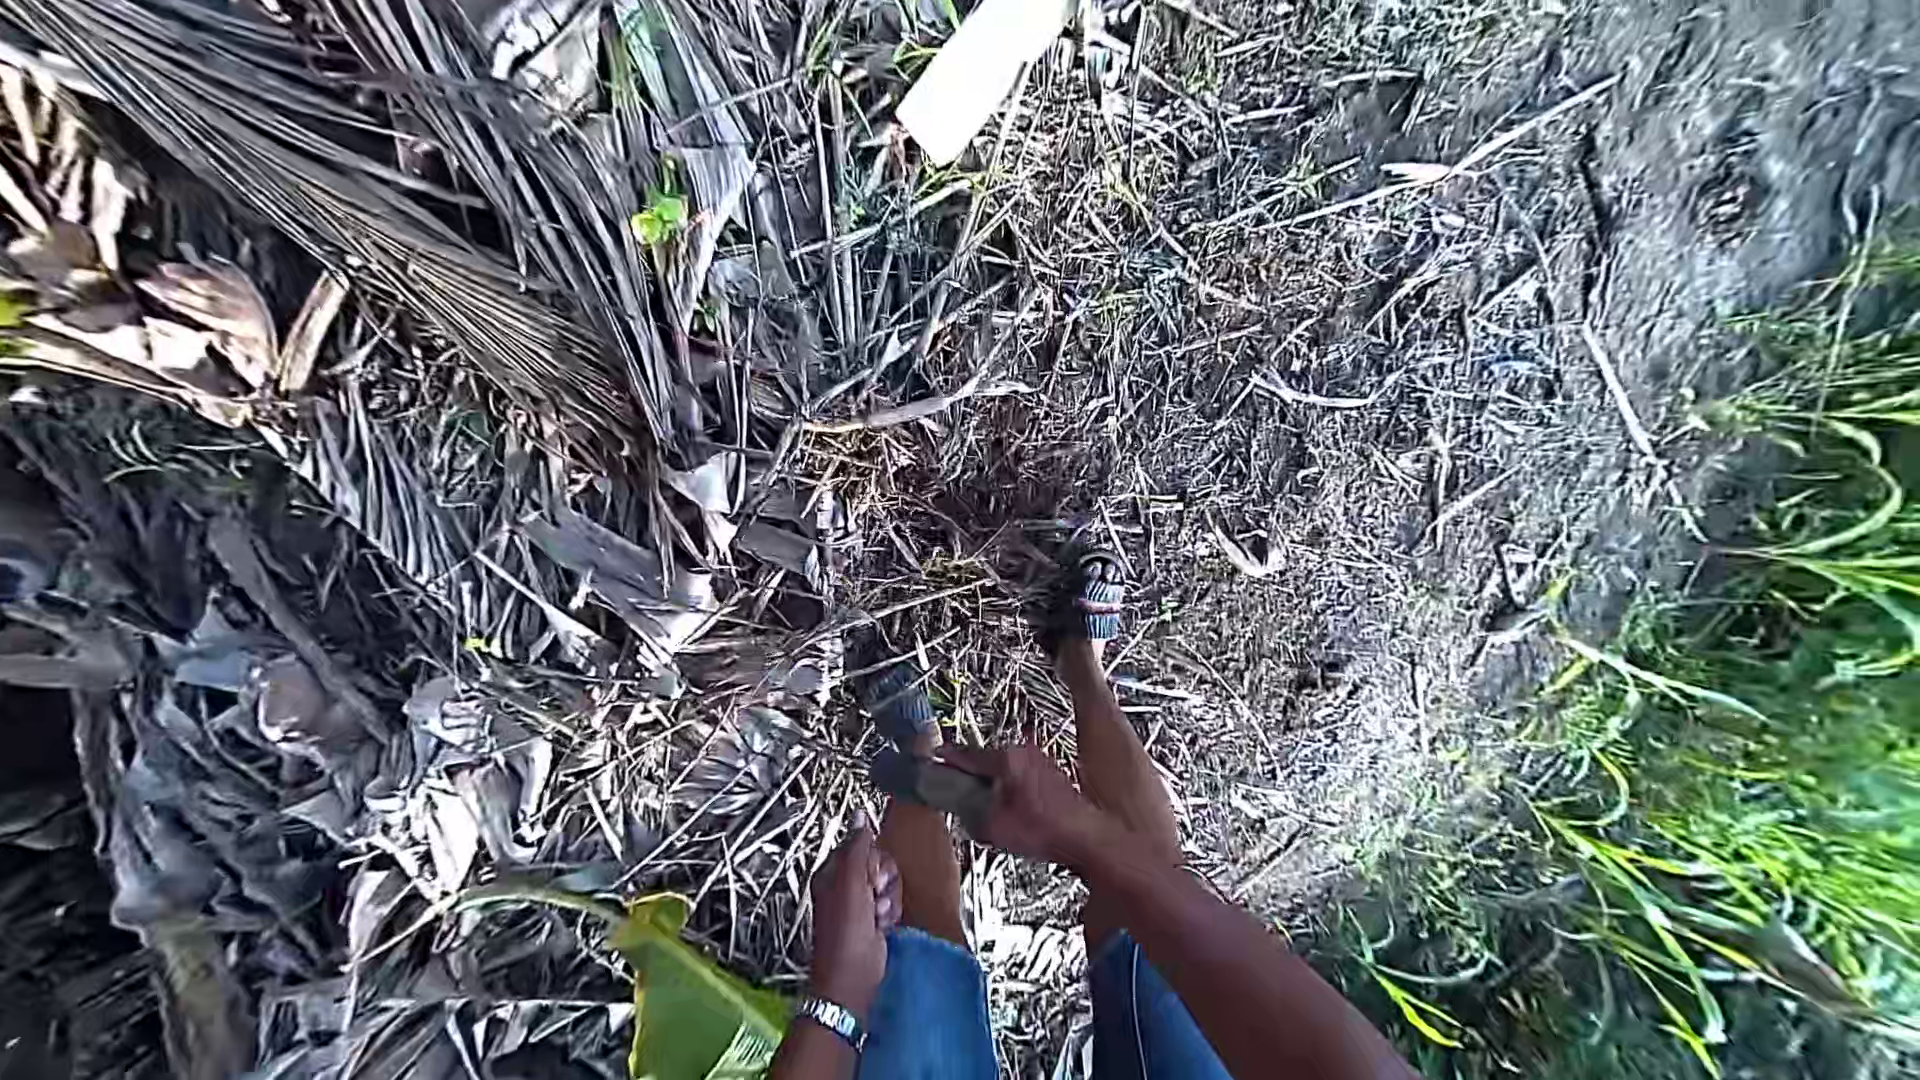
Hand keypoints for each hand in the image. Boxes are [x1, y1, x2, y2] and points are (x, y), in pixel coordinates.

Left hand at [807, 811, 899, 1019]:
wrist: (852, 980)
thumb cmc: (847, 932)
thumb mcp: (852, 882)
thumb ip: (857, 846)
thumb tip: (860, 814)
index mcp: (833, 870)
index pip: (862, 844)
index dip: (872, 859)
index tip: (870, 877)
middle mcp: (844, 883)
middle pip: (879, 860)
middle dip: (884, 878)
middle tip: (875, 896)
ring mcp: (860, 901)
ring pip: (888, 880)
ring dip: (889, 896)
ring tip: (878, 914)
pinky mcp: (874, 916)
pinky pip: (892, 899)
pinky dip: (891, 910)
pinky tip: (883, 924)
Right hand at [937, 744, 1114, 871]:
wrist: (1090, 838)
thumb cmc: (1048, 831)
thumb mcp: (994, 827)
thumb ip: (969, 812)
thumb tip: (958, 806)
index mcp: (1006, 758)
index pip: (966, 755)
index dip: (947, 759)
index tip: (934, 758)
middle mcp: (1023, 752)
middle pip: (985, 761)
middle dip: (972, 777)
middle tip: (960, 796)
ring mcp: (1039, 760)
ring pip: (1004, 769)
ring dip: (993, 784)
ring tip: (991, 812)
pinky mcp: (1052, 772)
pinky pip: (1020, 776)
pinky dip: (1011, 788)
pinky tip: (1014, 812)